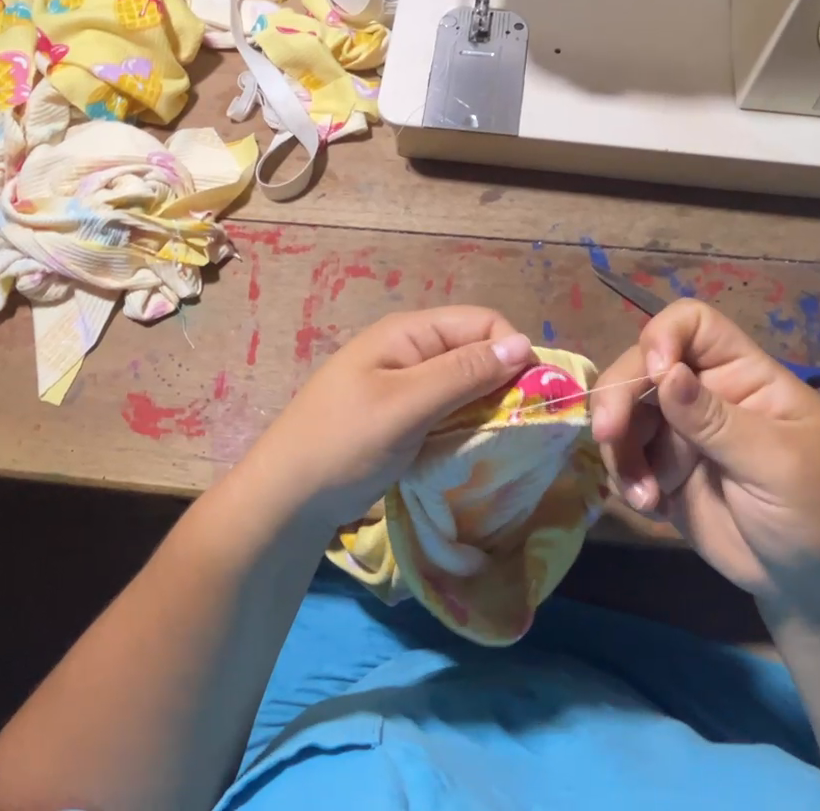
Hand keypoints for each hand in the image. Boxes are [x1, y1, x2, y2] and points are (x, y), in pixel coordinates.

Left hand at [238, 306, 533, 528]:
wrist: (289, 497)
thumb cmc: (343, 443)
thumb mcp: (405, 406)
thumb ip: (463, 373)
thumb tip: (523, 343)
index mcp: (408, 334)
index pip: (482, 322)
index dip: (511, 351)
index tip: (530, 397)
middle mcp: (410, 351)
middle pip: (476, 352)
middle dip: (503, 382)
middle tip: (518, 427)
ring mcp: (405, 386)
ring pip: (466, 385)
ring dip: (486, 409)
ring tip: (499, 442)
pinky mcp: (404, 418)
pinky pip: (449, 411)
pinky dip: (466, 426)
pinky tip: (472, 450)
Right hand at [591, 299, 819, 625]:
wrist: (818, 587)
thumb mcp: (779, 465)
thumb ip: (718, 421)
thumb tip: (665, 372)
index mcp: (743, 376)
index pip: (694, 325)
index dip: (664, 335)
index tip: (654, 375)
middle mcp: (704, 394)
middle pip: (642, 366)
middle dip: (618, 396)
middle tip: (610, 437)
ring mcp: (679, 432)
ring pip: (624, 413)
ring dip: (619, 449)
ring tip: (643, 495)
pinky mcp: (661, 470)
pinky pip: (623, 457)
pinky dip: (624, 478)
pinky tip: (650, 506)